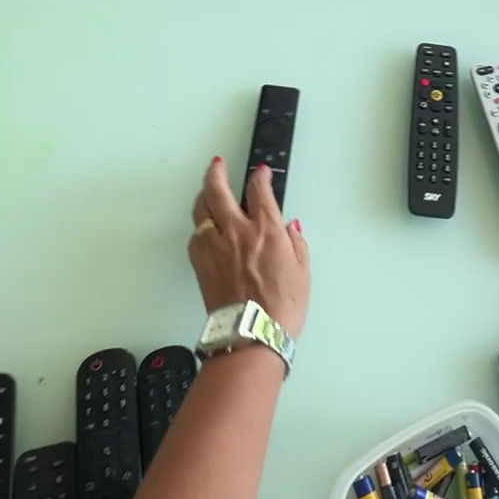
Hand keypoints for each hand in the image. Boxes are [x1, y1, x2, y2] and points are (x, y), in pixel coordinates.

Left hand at [188, 157, 310, 337]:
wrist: (251, 335)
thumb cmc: (280, 308)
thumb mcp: (303, 272)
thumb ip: (297, 243)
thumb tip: (292, 227)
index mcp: (266, 230)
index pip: (259, 189)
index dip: (260, 176)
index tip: (261, 172)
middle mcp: (237, 231)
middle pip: (218, 189)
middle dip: (217, 172)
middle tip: (218, 164)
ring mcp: (215, 246)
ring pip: (201, 209)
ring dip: (203, 195)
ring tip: (206, 190)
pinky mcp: (200, 263)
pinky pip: (195, 235)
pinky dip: (199, 226)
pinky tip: (204, 227)